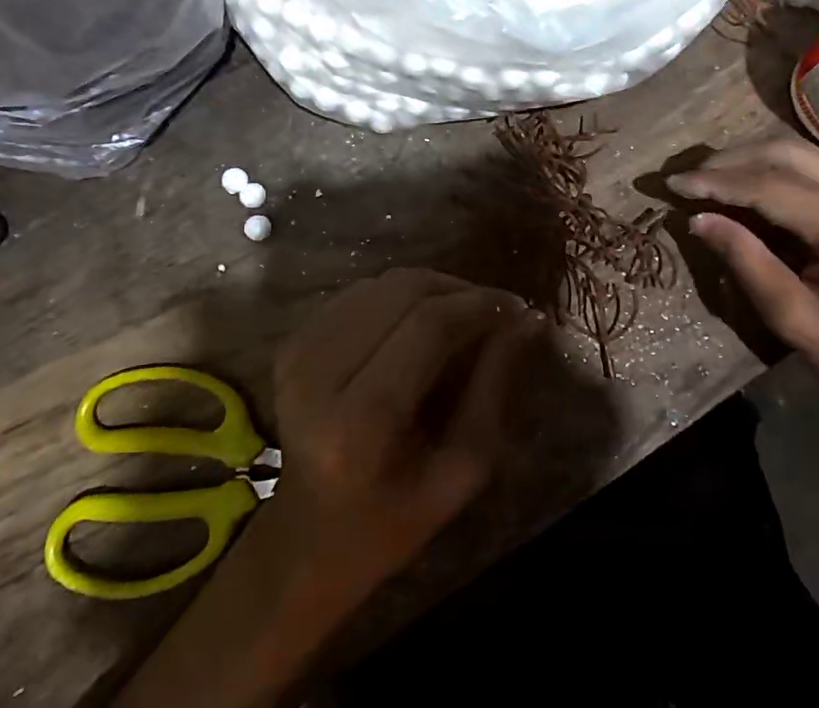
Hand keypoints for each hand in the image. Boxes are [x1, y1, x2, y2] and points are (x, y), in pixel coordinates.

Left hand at [117, 271, 542, 707]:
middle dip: (458, 290)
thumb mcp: (461, 471)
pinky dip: (398, 298)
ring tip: (464, 315)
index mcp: (357, 423)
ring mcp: (297, 353)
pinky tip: (421, 323)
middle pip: (400, 291)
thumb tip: (527, 321)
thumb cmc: (394, 518)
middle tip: (496, 309)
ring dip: (431, 289)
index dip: (478, 305)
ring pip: (379, 284)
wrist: (310, 533)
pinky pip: (358, 294)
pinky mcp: (291, 343)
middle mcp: (316, 375)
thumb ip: (493, 389)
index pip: (426, 327)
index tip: (517, 308)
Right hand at [669, 141, 818, 485]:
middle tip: (689, 178)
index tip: (671, 184)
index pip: (772, 186)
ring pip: (810, 156)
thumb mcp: (796, 320)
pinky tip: (758, 192)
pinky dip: (785, 174)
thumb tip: (699, 220)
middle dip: (733, 160)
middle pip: (792, 153)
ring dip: (757, 162)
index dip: (716, 182)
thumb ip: (747, 261)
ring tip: (713, 181)